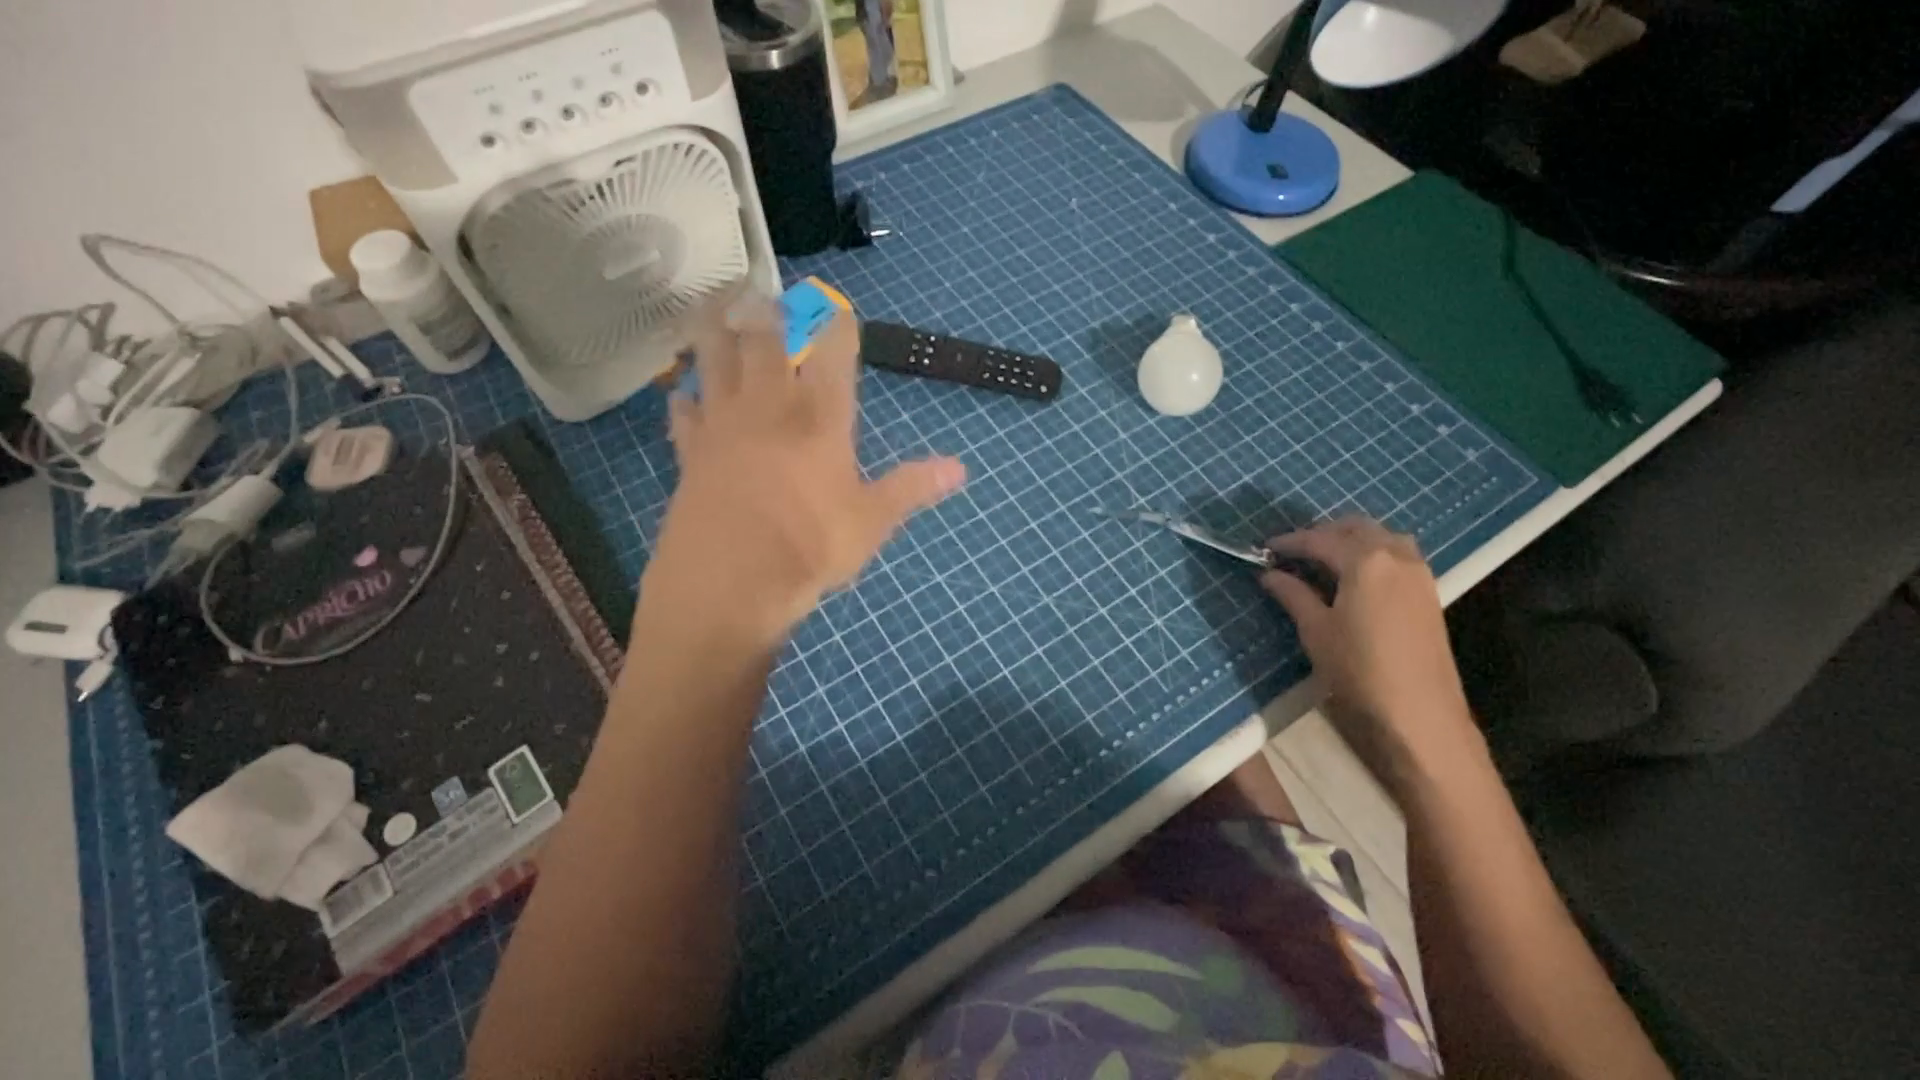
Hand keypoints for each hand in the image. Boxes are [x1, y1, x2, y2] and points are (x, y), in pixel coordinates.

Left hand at [642, 297, 965, 647]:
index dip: (838, 325)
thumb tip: (960, 468)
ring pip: (715, 360)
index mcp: (821, 418)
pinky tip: (683, 394)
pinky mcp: (690, 452)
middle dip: (768, 313)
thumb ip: (912, 487)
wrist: (728, 581)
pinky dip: (685, 399)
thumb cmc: (810, 548)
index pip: (833, 354)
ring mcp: (724, 425)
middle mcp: (770, 407)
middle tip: (762, 291)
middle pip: (765, 341)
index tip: (839, 309)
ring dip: (715, 331)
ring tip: (713, 308)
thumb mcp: (871, 522)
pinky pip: (684, 413)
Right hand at [1259, 518, 1479, 776]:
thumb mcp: (1316, 631)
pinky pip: (1398, 555)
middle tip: (1294, 553)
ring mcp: (1419, 573)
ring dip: (1352, 540)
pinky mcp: (1429, 592)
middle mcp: (1396, 556)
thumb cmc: (1359, 670)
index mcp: (1365, 560)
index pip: (1320, 540)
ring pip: (1382, 537)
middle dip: (1323, 534)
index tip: (1265, 548)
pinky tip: (1355, 578)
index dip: (1290, 542)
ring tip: (1325, 561)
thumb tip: (1270, 574)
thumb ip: (1293, 595)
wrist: (1420, 713)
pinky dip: (1373, 554)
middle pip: (1356, 528)